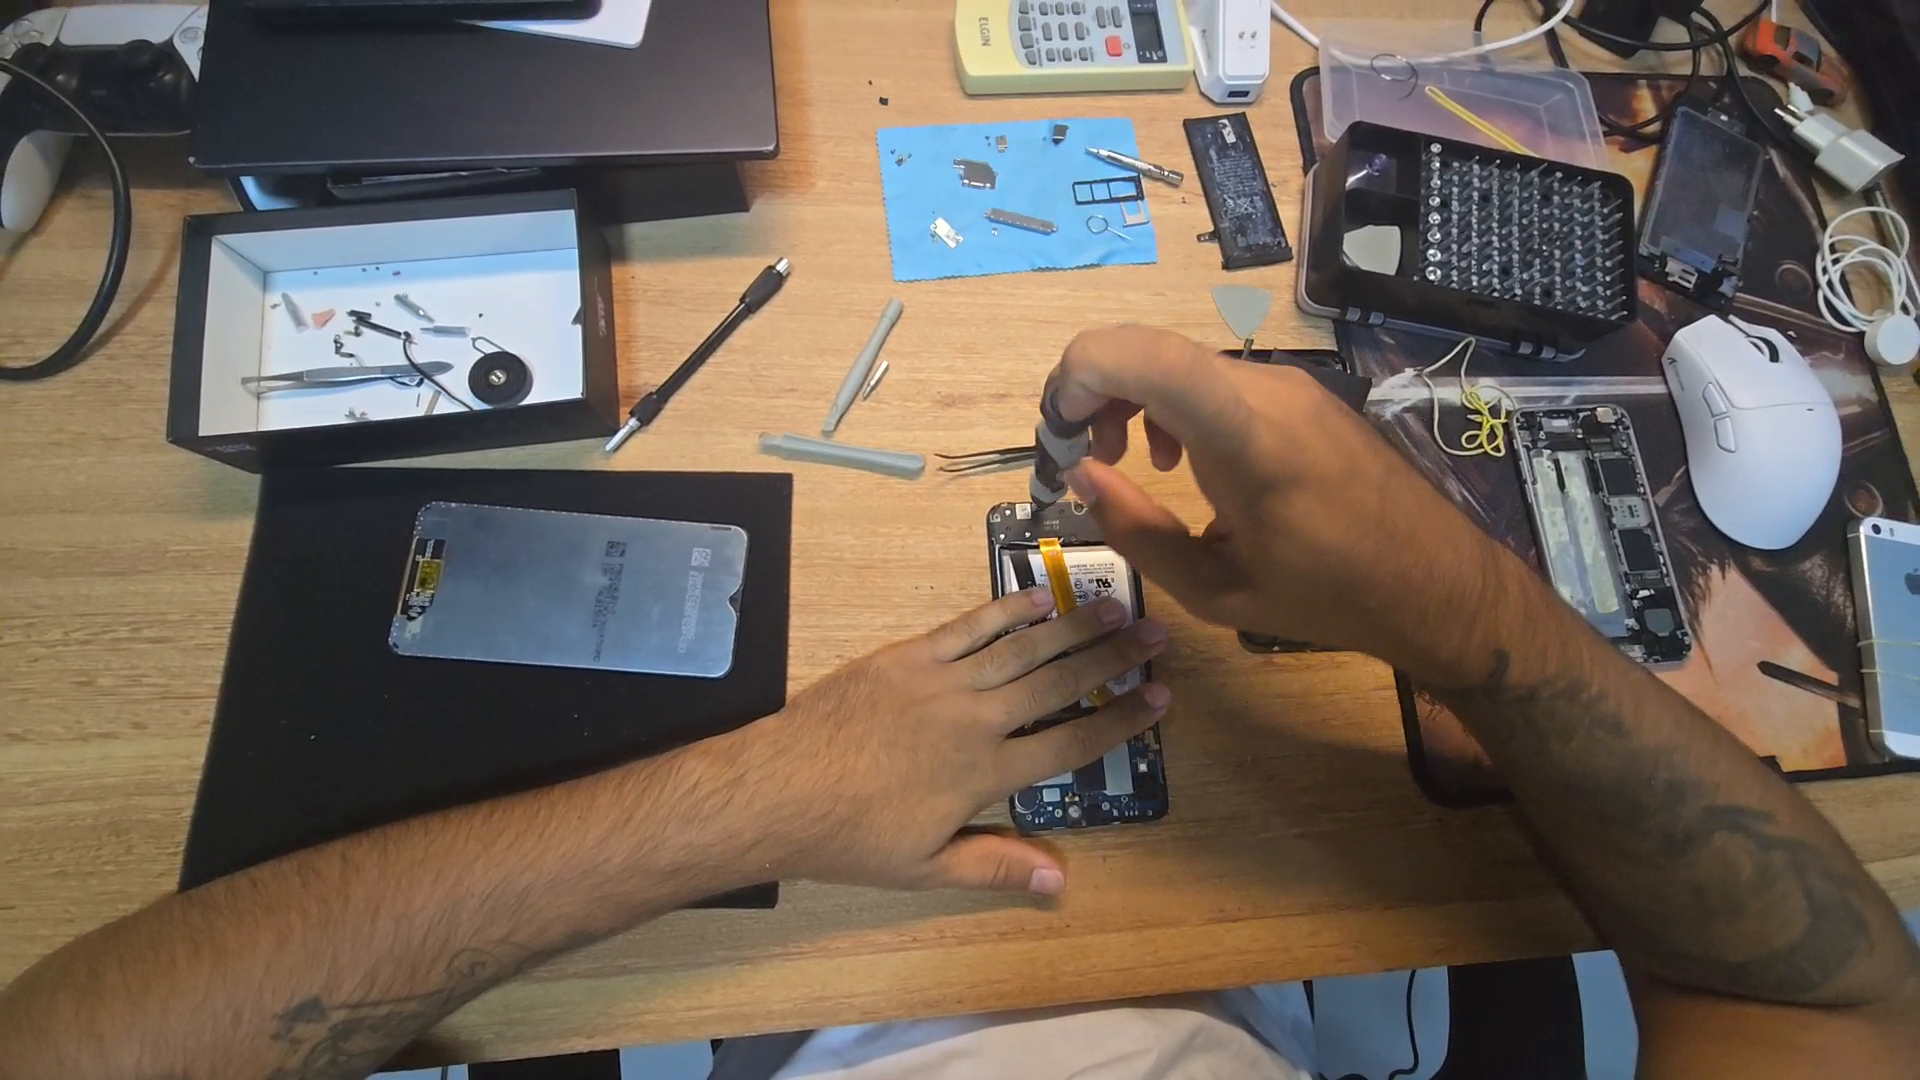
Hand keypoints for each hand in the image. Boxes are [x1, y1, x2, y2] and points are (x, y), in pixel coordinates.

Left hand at [711, 588, 1168, 894]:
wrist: (780, 788)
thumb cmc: (852, 836)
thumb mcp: (924, 868)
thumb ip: (995, 865)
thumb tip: (1061, 880)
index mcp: (985, 772)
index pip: (1071, 743)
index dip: (1120, 720)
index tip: (1159, 697)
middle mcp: (976, 718)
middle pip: (1059, 683)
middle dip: (1112, 658)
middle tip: (1154, 634)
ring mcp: (943, 680)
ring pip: (1022, 647)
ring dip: (1071, 625)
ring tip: (1113, 604)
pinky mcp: (910, 655)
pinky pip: (968, 626)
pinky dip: (1006, 609)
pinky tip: (1038, 595)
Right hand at [1046, 325, 1521, 687]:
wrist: (1438, 583)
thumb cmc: (1325, 598)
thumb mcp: (1211, 589)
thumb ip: (1133, 528)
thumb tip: (1079, 474)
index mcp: (1242, 434)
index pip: (1135, 355)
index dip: (1075, 380)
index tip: (1062, 441)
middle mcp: (1261, 387)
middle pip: (1142, 349)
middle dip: (1090, 396)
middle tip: (1084, 460)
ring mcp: (1284, 383)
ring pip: (1171, 359)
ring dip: (1127, 402)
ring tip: (1127, 465)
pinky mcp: (1295, 393)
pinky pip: (1208, 378)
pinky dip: (1168, 406)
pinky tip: (1181, 460)